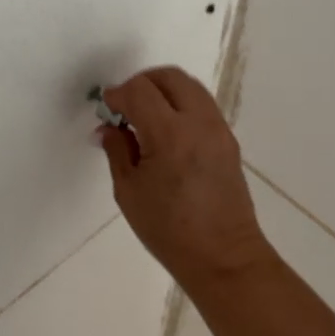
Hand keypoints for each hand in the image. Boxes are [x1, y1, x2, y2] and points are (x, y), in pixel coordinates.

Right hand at [98, 67, 273, 292]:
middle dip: (142, 83)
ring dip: (163, 91)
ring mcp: (218, 129)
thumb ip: (117, 150)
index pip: (139, 90)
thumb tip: (108, 127)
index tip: (106, 107)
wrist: (224, 258)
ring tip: (145, 116)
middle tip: (125, 105)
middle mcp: (198, 123)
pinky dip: (181, 105)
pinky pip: (202, 105)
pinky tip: (166, 131)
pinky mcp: (229, 141)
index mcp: (169, 135)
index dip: (117, 94)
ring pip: (189, 87)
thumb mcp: (129, 191)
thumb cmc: (169, 230)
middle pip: (169, 77)